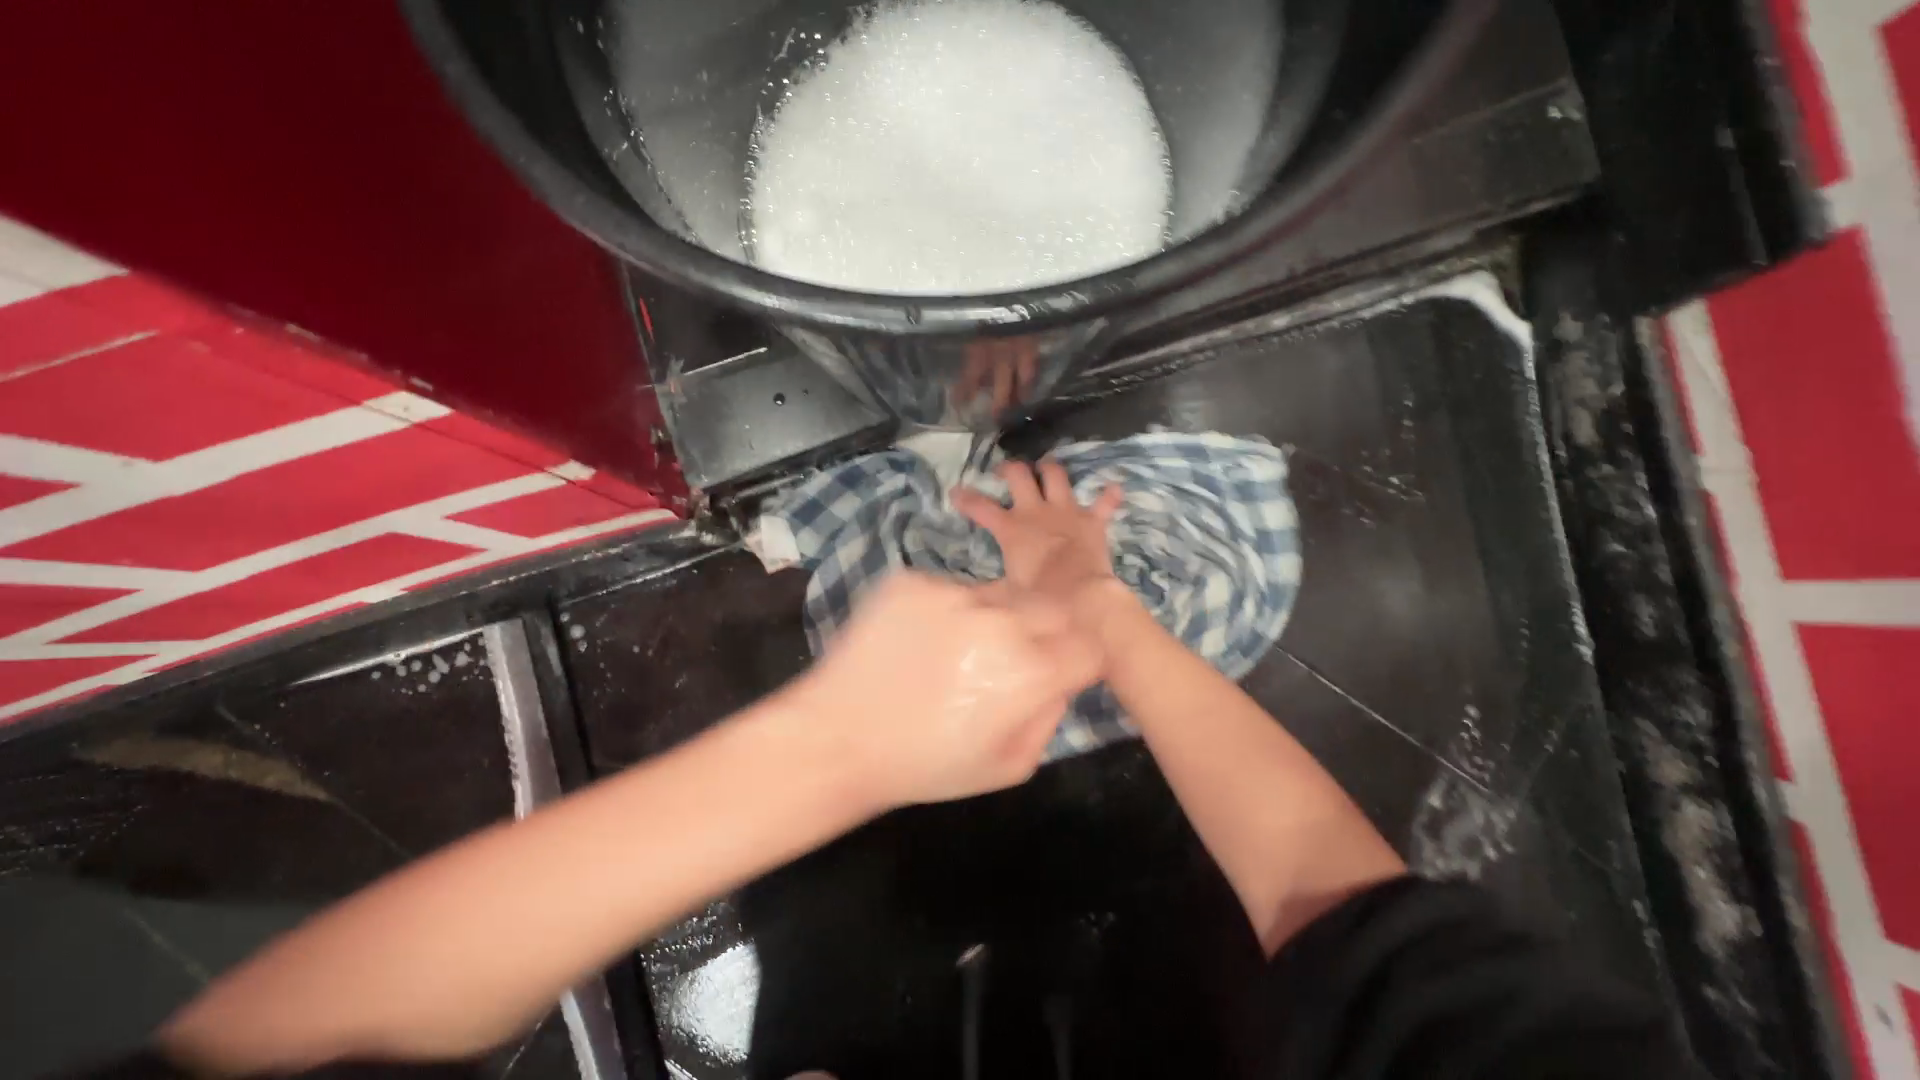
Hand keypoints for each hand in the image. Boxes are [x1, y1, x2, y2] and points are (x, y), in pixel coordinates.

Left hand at [787, 572, 1101, 806]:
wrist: (838, 739)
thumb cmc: (926, 764)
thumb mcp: (1009, 766)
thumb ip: (1050, 717)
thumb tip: (1062, 680)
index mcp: (1030, 670)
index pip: (1088, 645)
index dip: (1077, 661)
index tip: (1057, 672)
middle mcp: (999, 620)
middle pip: (1051, 607)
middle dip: (1045, 631)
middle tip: (1008, 660)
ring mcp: (952, 593)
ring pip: (998, 594)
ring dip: (993, 618)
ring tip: (953, 654)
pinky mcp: (912, 580)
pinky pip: (949, 589)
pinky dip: (945, 611)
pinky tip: (919, 642)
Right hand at [953, 460, 1127, 618]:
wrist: (1080, 597)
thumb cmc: (1038, 597)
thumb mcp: (1005, 594)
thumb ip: (988, 591)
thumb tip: (967, 601)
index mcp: (1011, 529)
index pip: (981, 507)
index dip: (966, 498)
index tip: (956, 492)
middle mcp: (1036, 512)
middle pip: (1019, 475)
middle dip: (1010, 469)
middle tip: (1006, 472)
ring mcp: (1066, 511)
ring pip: (1056, 475)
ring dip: (1050, 469)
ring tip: (1046, 467)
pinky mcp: (1093, 520)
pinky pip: (1104, 501)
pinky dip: (1108, 495)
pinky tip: (1112, 488)